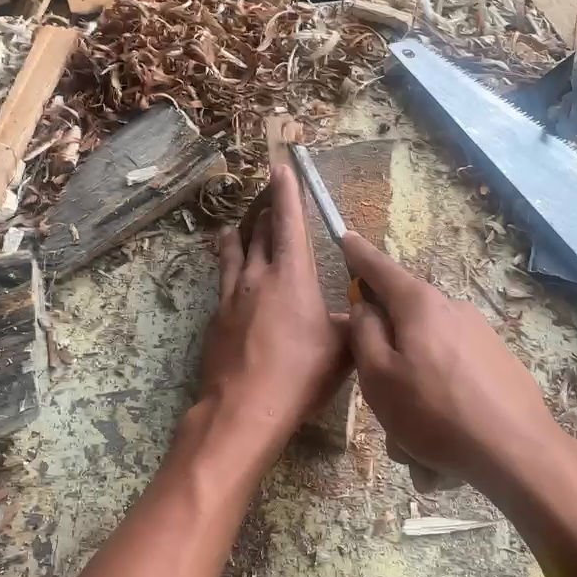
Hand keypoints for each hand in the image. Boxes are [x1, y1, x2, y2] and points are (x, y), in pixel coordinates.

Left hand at [200, 164, 347, 433]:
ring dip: (238, 234)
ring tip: (236, 226)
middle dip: (264, 207)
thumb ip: (352, 324)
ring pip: (233, 252)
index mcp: (291, 275)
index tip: (281, 168)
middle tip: (266, 191)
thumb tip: (361, 313)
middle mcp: (257, 276)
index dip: (287, 192)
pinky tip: (231, 280)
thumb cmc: (300, 375)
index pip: (288, 221)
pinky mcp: (215, 318)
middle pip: (258, 230)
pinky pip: (223, 282)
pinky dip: (229, 269)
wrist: (243, 409)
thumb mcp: (341, 349)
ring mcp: (231, 296)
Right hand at [342, 234, 568, 492]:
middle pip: (404, 321)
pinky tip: (446, 443)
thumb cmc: (435, 412)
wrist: (517, 452)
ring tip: (418, 441)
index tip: (345, 237)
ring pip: (427, 357)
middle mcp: (452, 308)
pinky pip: (453, 377)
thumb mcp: (379, 377)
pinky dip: (441, 403)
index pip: (380, 268)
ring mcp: (480, 334)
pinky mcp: (499, 362)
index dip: (358, 255)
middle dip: (389, 359)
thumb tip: (364, 307)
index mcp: (419, 304)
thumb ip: (363, 335)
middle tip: (386, 404)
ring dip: (415, 392)